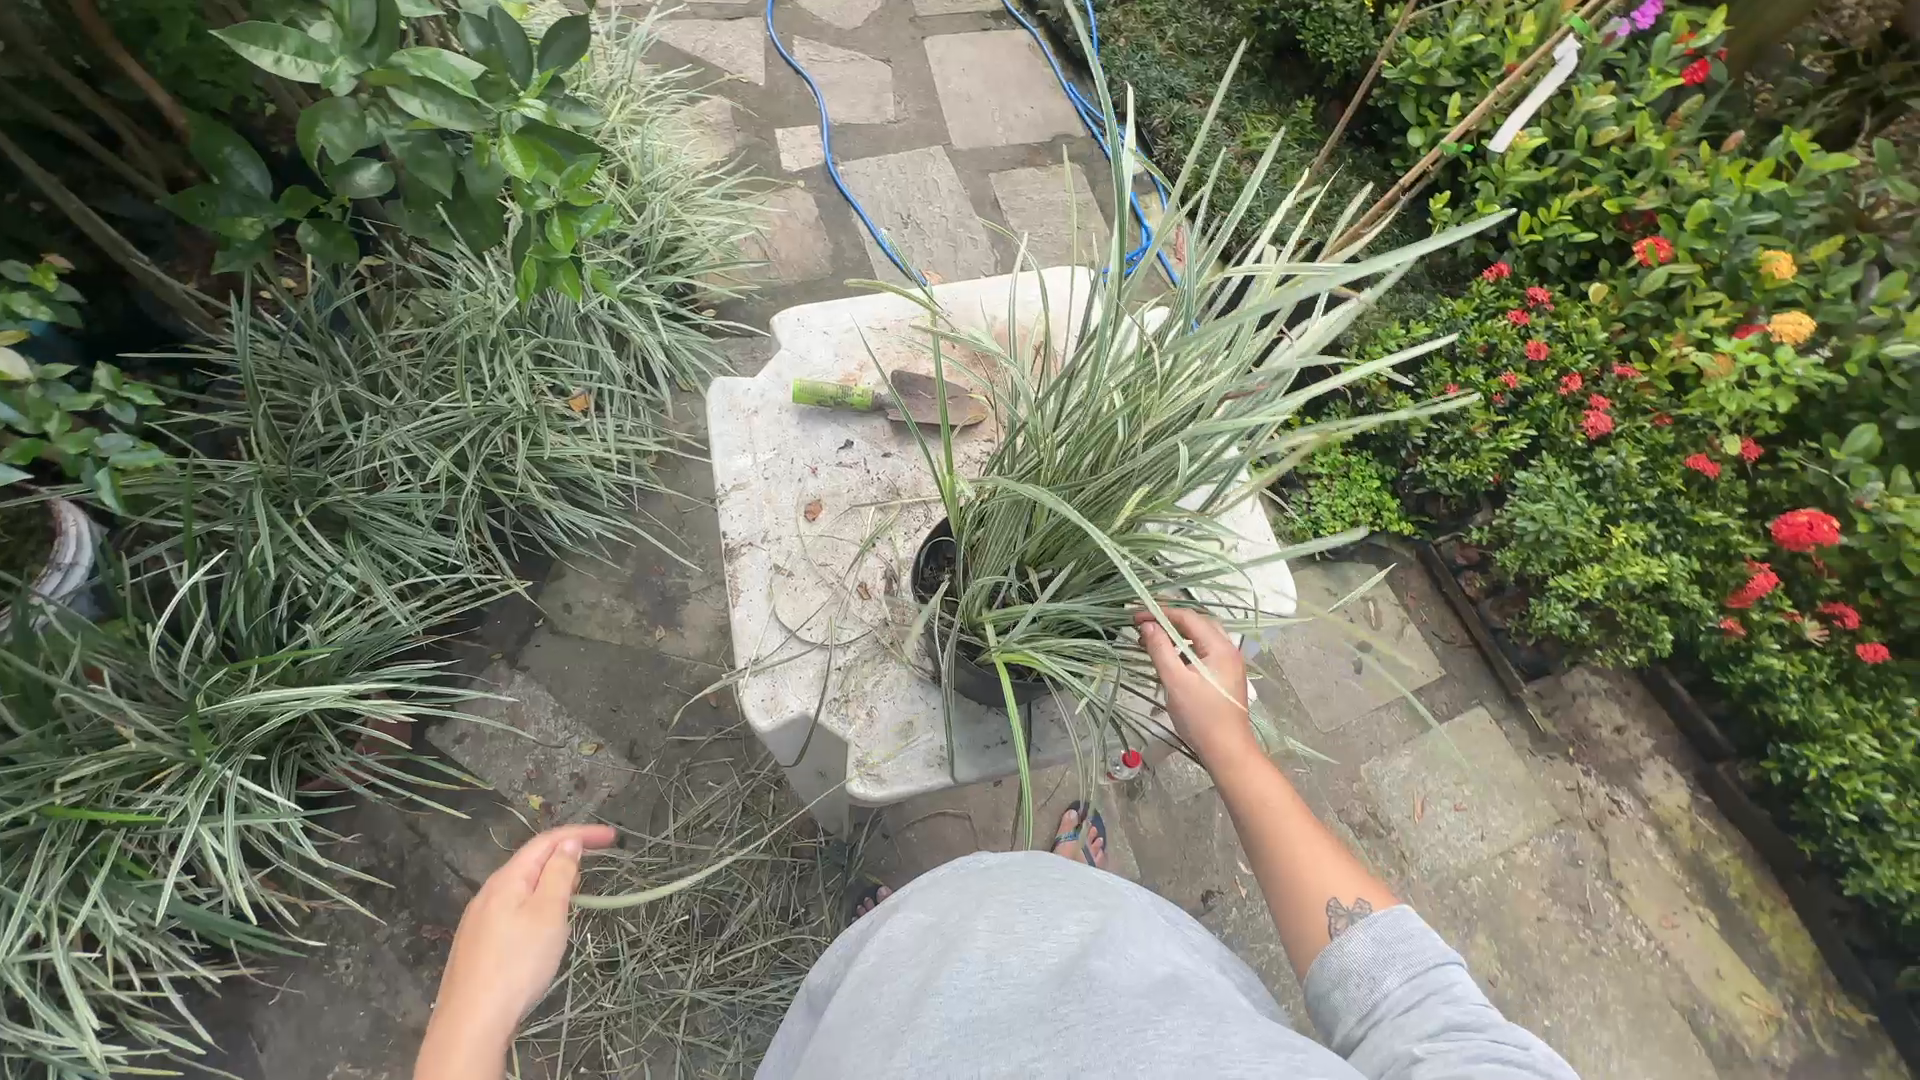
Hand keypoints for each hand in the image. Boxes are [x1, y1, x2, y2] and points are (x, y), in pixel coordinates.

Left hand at [415, 823, 615, 1078]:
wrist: (470, 1024)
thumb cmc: (518, 962)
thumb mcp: (549, 912)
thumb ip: (560, 873)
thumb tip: (569, 844)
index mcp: (507, 880)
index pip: (546, 842)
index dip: (581, 834)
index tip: (612, 837)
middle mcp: (488, 894)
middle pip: (532, 862)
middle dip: (566, 858)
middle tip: (594, 871)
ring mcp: (479, 920)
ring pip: (522, 888)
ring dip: (551, 883)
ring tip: (573, 899)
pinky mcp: (477, 944)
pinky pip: (512, 909)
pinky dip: (536, 904)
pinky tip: (542, 928)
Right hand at [1134, 607, 1255, 766]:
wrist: (1227, 750)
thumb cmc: (1201, 716)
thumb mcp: (1175, 681)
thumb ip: (1160, 649)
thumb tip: (1147, 626)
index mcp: (1219, 647)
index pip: (1188, 617)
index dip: (1160, 613)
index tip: (1135, 617)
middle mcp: (1228, 650)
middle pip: (1196, 624)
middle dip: (1168, 621)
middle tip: (1143, 626)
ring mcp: (1229, 663)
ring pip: (1200, 638)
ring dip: (1176, 635)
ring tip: (1150, 641)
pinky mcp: (1224, 676)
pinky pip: (1203, 652)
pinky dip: (1184, 649)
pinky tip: (1169, 658)